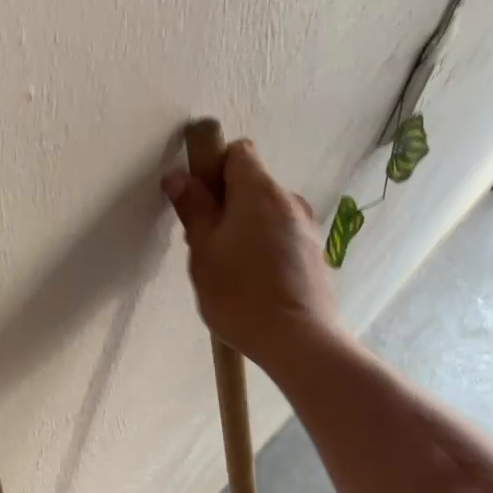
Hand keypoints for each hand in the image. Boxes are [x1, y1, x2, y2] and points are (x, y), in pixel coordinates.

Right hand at [160, 140, 340, 368]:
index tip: (197, 202)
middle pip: (251, 186)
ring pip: (267, 216)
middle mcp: (288, 200)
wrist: (296, 339)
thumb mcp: (203, 252)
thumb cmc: (240, 294)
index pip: (237, 153)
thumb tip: (178, 176)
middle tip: (205, 246)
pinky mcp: (314, 256)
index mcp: (259, 191)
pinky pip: (281, 240)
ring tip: (229, 273)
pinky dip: (264, 251)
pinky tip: (252, 286)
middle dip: (225, 206)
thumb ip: (193, 209)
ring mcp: (306, 228)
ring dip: (244, 231)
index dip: (213, 169)